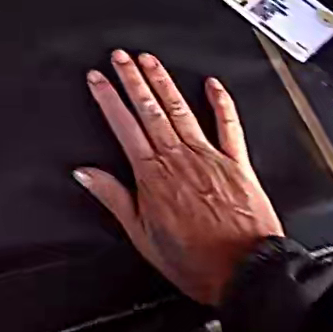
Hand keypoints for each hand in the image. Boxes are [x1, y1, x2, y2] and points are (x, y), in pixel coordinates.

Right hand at [75, 50, 283, 306]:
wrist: (247, 276)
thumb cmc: (197, 260)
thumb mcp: (142, 235)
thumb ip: (113, 197)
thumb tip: (85, 173)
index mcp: (153, 175)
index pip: (124, 125)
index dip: (108, 98)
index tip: (98, 78)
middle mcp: (178, 158)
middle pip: (149, 109)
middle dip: (132, 79)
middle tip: (120, 56)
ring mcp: (208, 156)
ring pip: (179, 109)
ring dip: (162, 81)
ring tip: (148, 59)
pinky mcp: (236, 163)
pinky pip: (228, 126)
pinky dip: (221, 102)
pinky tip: (212, 83)